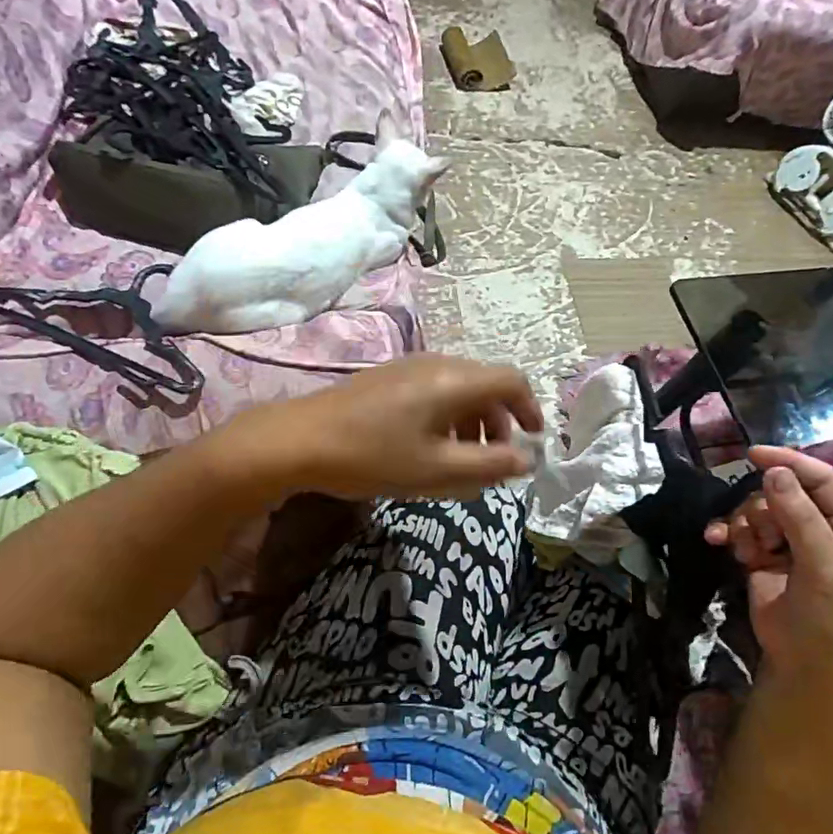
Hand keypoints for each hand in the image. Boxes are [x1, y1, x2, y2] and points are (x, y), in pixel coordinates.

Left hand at [224, 353, 543, 499]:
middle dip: (500, 422)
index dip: (530, 409)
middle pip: (486, 385)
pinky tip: (430, 448)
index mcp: (454, 380)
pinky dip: (448, 418)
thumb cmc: (373, 456)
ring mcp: (410, 368)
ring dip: (473, 422)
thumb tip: (527, 460)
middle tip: (495, 460)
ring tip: (463, 460)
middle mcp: (437, 364)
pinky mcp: (389, 379)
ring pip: (460, 389)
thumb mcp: (437, 469)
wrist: (299, 440)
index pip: (511, 381)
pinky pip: (435, 391)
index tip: (533, 439)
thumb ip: (489, 464)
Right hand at [704, 446, 832, 689]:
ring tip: (745, 548)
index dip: (791, 463)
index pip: (823, 481)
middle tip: (759, 531)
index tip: (754, 454)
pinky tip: (718, 541)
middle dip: (764, 506)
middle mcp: (825, 532)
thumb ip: (799, 515)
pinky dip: (731, 535)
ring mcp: (793, 548)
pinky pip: (744, 535)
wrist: (811, 670)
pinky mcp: (766, 563)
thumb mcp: (824, 563)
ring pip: (761, 513)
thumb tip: (775, 471)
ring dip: (746, 523)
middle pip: (785, 495)